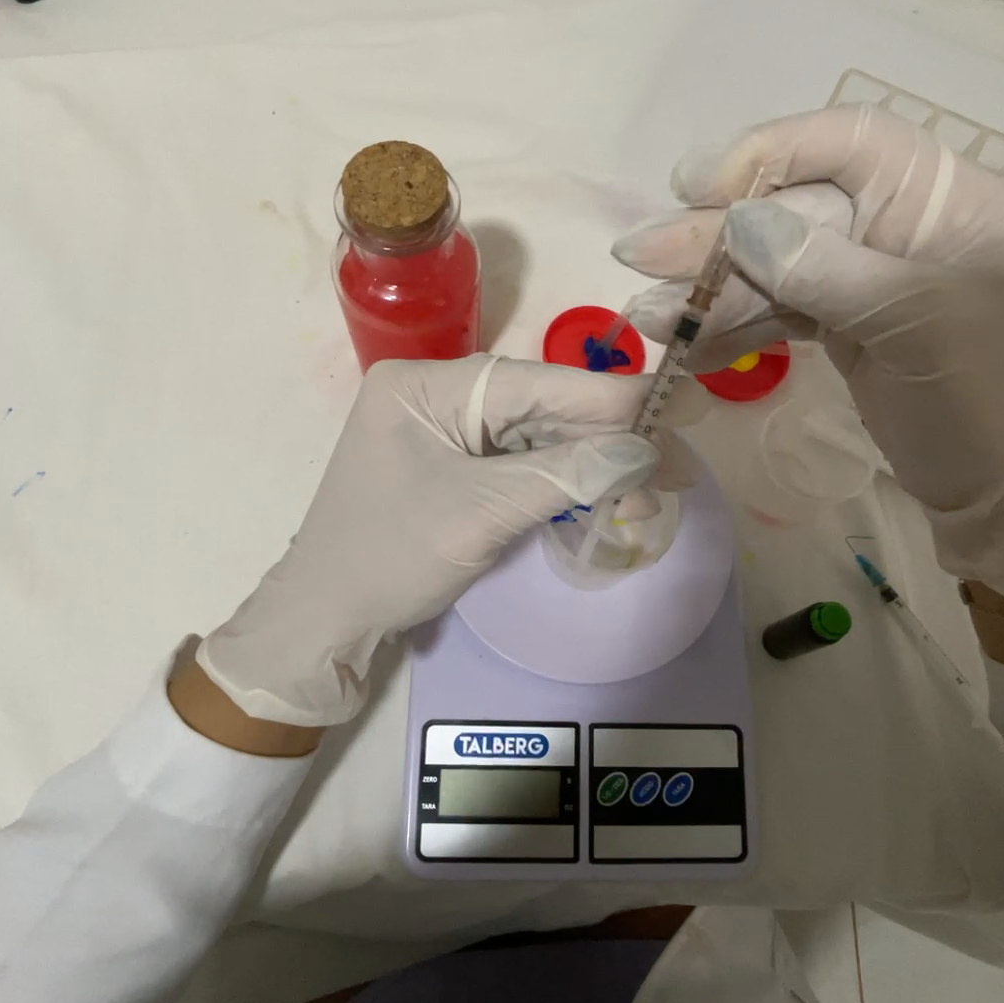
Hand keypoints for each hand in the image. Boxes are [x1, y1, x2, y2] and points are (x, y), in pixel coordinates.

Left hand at [197, 355, 658, 725]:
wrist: (325, 620)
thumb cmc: (387, 560)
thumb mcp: (478, 516)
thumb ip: (563, 476)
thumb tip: (645, 452)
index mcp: (425, 385)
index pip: (534, 382)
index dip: (609, 396)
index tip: (678, 401)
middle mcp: (437, 395)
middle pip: (540, 406)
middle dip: (608, 437)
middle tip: (676, 461)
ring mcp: (446, 430)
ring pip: (537, 436)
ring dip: (593, 463)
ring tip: (653, 488)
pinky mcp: (456, 464)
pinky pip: (520, 461)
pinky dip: (564, 480)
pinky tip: (608, 492)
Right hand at [613, 105, 1003, 609]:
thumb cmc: (996, 401)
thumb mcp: (920, 325)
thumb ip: (828, 269)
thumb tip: (740, 222)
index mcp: (942, 202)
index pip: (848, 143)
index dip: (769, 153)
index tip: (695, 184)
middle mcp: (899, 231)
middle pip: (792, 212)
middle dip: (714, 237)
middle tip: (636, 258)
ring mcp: (867, 285)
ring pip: (775, 270)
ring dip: (710, 294)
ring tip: (648, 320)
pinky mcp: (845, 333)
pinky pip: (779, 317)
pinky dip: (734, 333)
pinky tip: (689, 350)